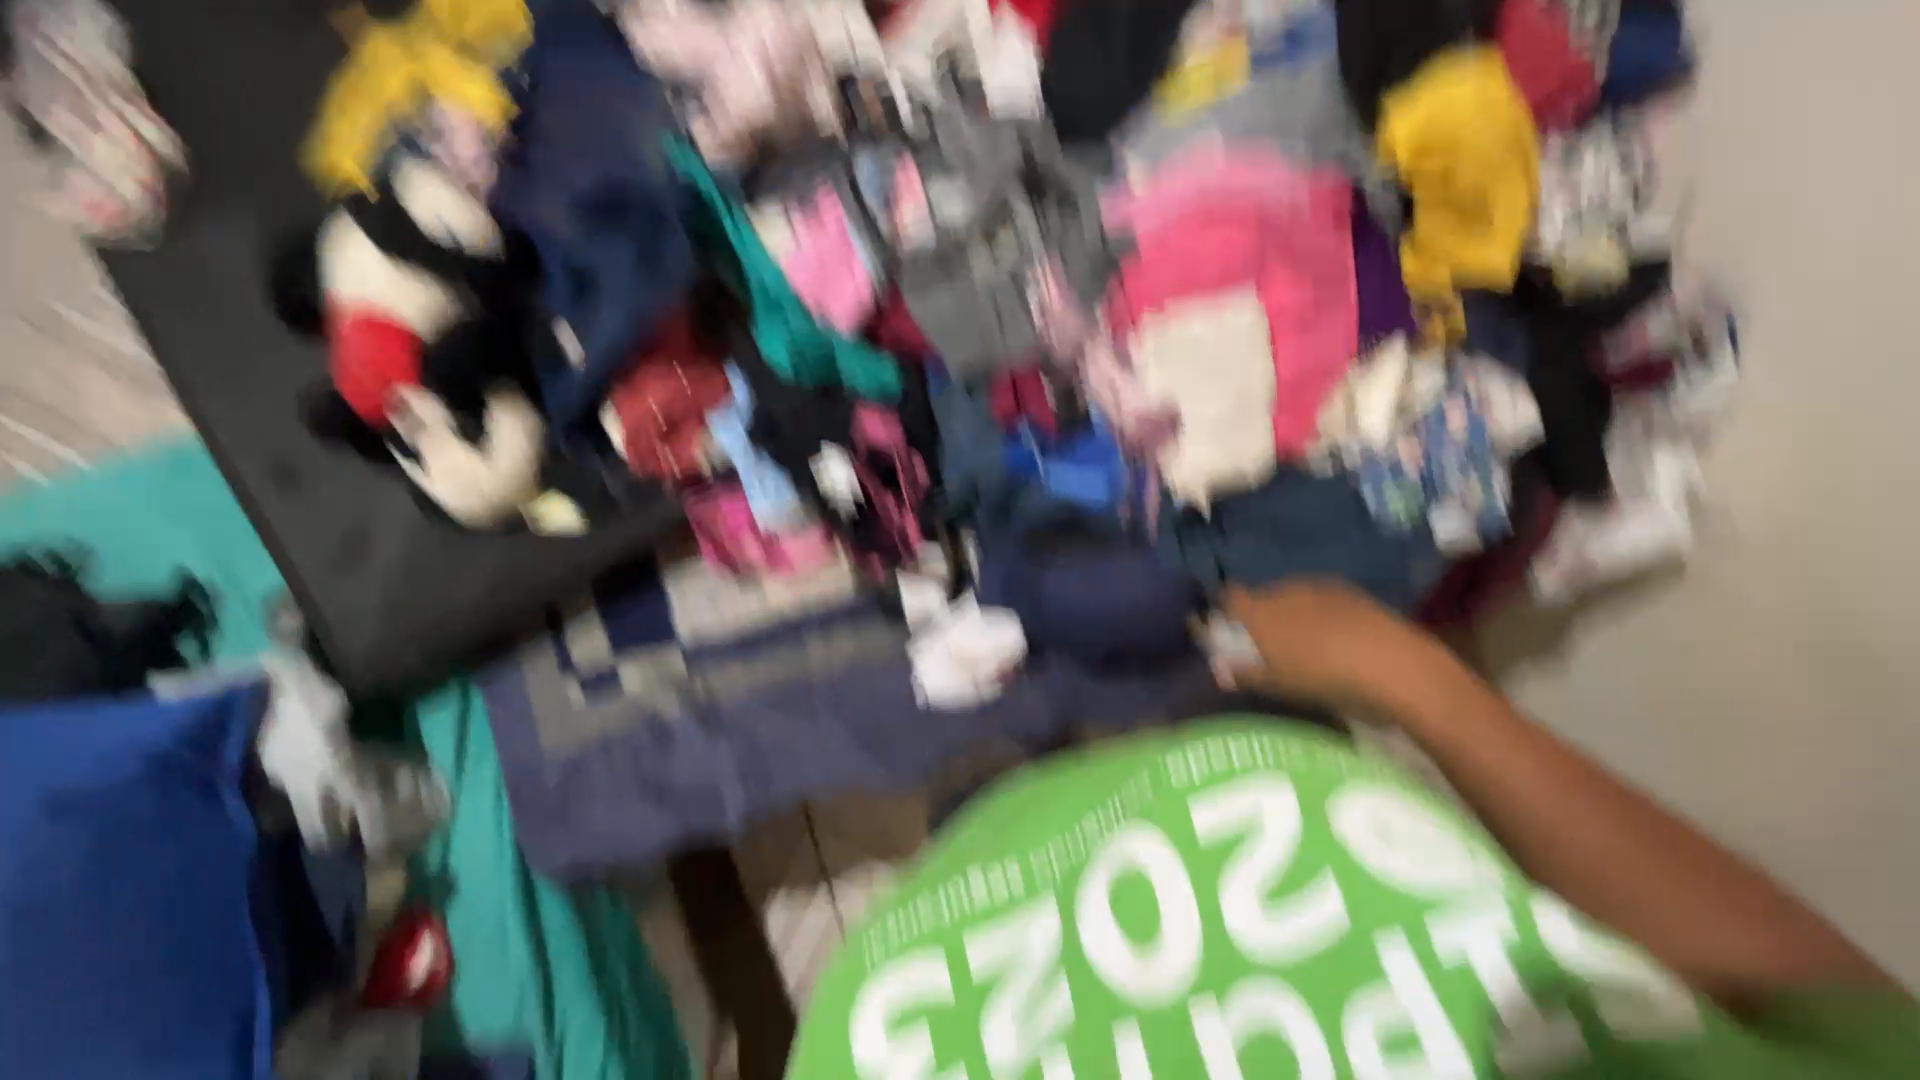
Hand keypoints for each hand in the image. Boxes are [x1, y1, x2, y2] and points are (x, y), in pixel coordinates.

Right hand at [1220, 580, 1464, 720]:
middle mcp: (1283, 591)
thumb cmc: (1323, 678)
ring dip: (1292, 613)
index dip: (1225, 609)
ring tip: (1304, 643)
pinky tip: (1334, 637)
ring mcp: (1319, 588)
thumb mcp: (1278, 684)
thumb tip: (1219, 670)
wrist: (1393, 664)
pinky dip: (1320, 613)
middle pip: (1261, 596)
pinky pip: (1322, 599)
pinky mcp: (1351, 592)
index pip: (1229, 597)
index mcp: (1259, 612)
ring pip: (1293, 596)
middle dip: (1261, 615)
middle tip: (1268, 644)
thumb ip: (1244, 673)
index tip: (1227, 628)